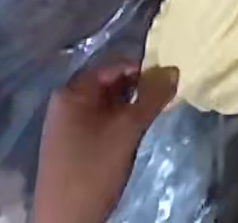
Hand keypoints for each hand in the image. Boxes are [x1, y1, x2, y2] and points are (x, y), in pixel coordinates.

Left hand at [32, 61, 176, 222]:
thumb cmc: (93, 169)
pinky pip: (96, 123)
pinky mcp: (68, 147)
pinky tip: (130, 136)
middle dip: (135, 89)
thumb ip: (151, 98)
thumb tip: (173, 69)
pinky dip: (115, 124)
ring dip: (127, 108)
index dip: (140, 69)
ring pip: (103, 106)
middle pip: (106, 85)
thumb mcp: (127, 130)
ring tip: (149, 117)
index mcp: (72, 91)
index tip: (165, 80)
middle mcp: (64, 102)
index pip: (111, 66)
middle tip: (160, 99)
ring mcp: (64, 126)